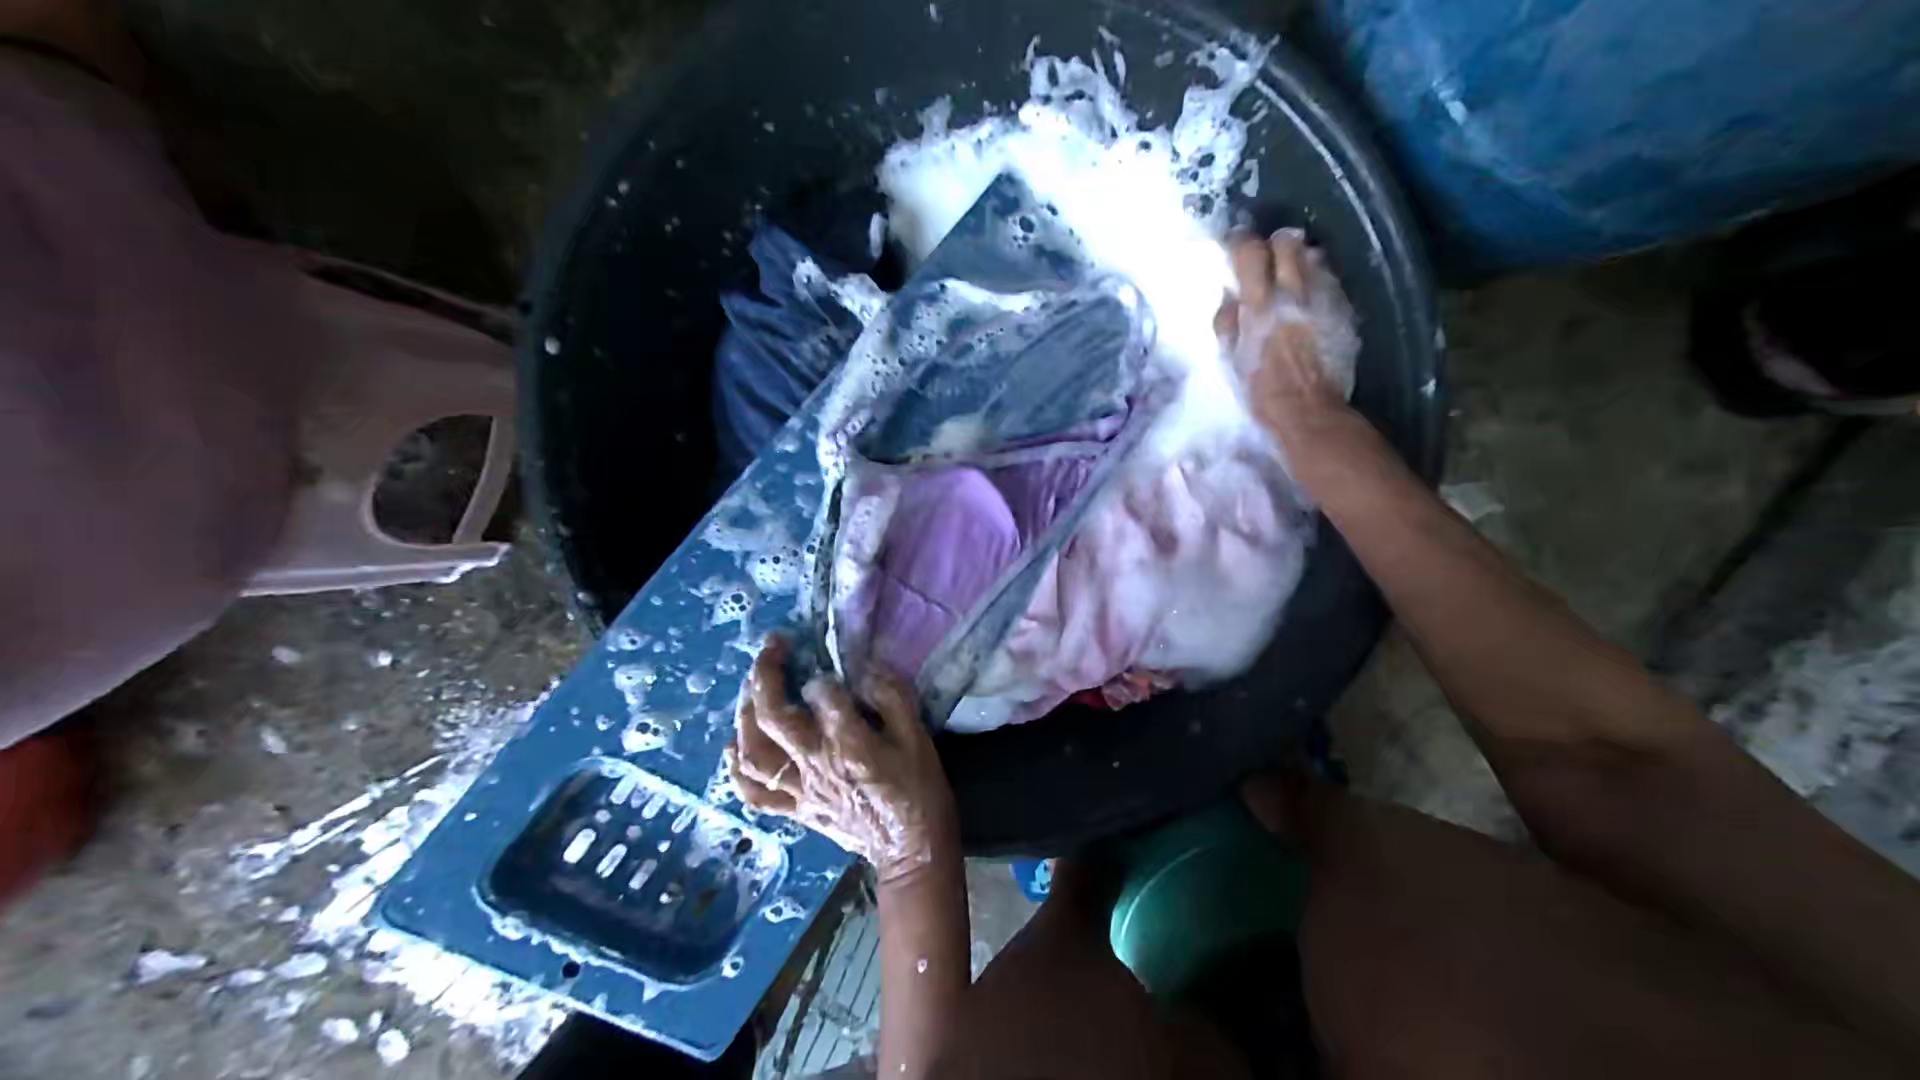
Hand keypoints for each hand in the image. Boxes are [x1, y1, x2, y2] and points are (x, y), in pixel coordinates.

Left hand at [726, 639, 957, 884]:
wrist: (912, 851)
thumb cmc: (919, 791)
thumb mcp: (918, 737)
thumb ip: (892, 698)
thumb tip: (865, 670)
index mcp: (849, 744)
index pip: (822, 694)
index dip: (823, 675)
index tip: (832, 670)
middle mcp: (815, 764)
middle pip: (773, 715)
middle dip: (767, 674)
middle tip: (772, 647)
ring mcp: (800, 789)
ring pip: (754, 750)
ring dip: (744, 714)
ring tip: (750, 688)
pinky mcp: (795, 810)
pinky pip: (755, 792)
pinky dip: (737, 768)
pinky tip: (734, 746)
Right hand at [1215, 228, 1354, 446]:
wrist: (1308, 410)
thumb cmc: (1260, 390)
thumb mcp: (1230, 359)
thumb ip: (1226, 322)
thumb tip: (1230, 295)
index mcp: (1258, 306)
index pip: (1249, 252)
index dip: (1239, 243)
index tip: (1234, 246)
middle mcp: (1292, 292)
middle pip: (1285, 242)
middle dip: (1272, 244)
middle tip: (1265, 257)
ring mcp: (1322, 297)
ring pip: (1311, 253)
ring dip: (1297, 257)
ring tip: (1288, 272)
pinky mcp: (1343, 307)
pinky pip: (1329, 276)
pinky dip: (1316, 276)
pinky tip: (1308, 292)